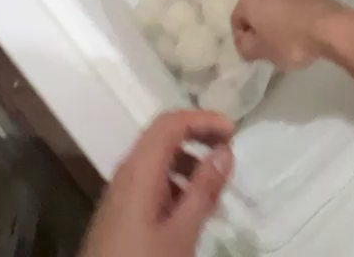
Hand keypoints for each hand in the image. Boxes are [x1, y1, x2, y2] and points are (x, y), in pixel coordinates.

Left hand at [78, 110, 233, 256]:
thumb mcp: (181, 233)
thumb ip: (203, 190)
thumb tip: (224, 152)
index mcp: (139, 169)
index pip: (171, 123)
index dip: (202, 119)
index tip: (233, 131)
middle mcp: (127, 171)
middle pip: (163, 135)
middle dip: (197, 135)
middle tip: (228, 150)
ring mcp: (121, 190)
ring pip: (157, 159)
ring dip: (188, 161)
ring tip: (215, 186)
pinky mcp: (121, 210)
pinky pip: (151, 181)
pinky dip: (175, 182)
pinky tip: (191, 209)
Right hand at [231, 0, 353, 70]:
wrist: (331, 27)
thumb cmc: (290, 40)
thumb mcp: (262, 52)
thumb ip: (245, 48)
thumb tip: (245, 44)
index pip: (236, 22)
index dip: (244, 42)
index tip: (257, 56)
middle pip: (256, 14)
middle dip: (261, 33)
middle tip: (272, 52)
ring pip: (275, 12)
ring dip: (278, 28)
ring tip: (290, 46)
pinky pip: (294, 11)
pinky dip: (294, 23)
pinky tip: (305, 37)